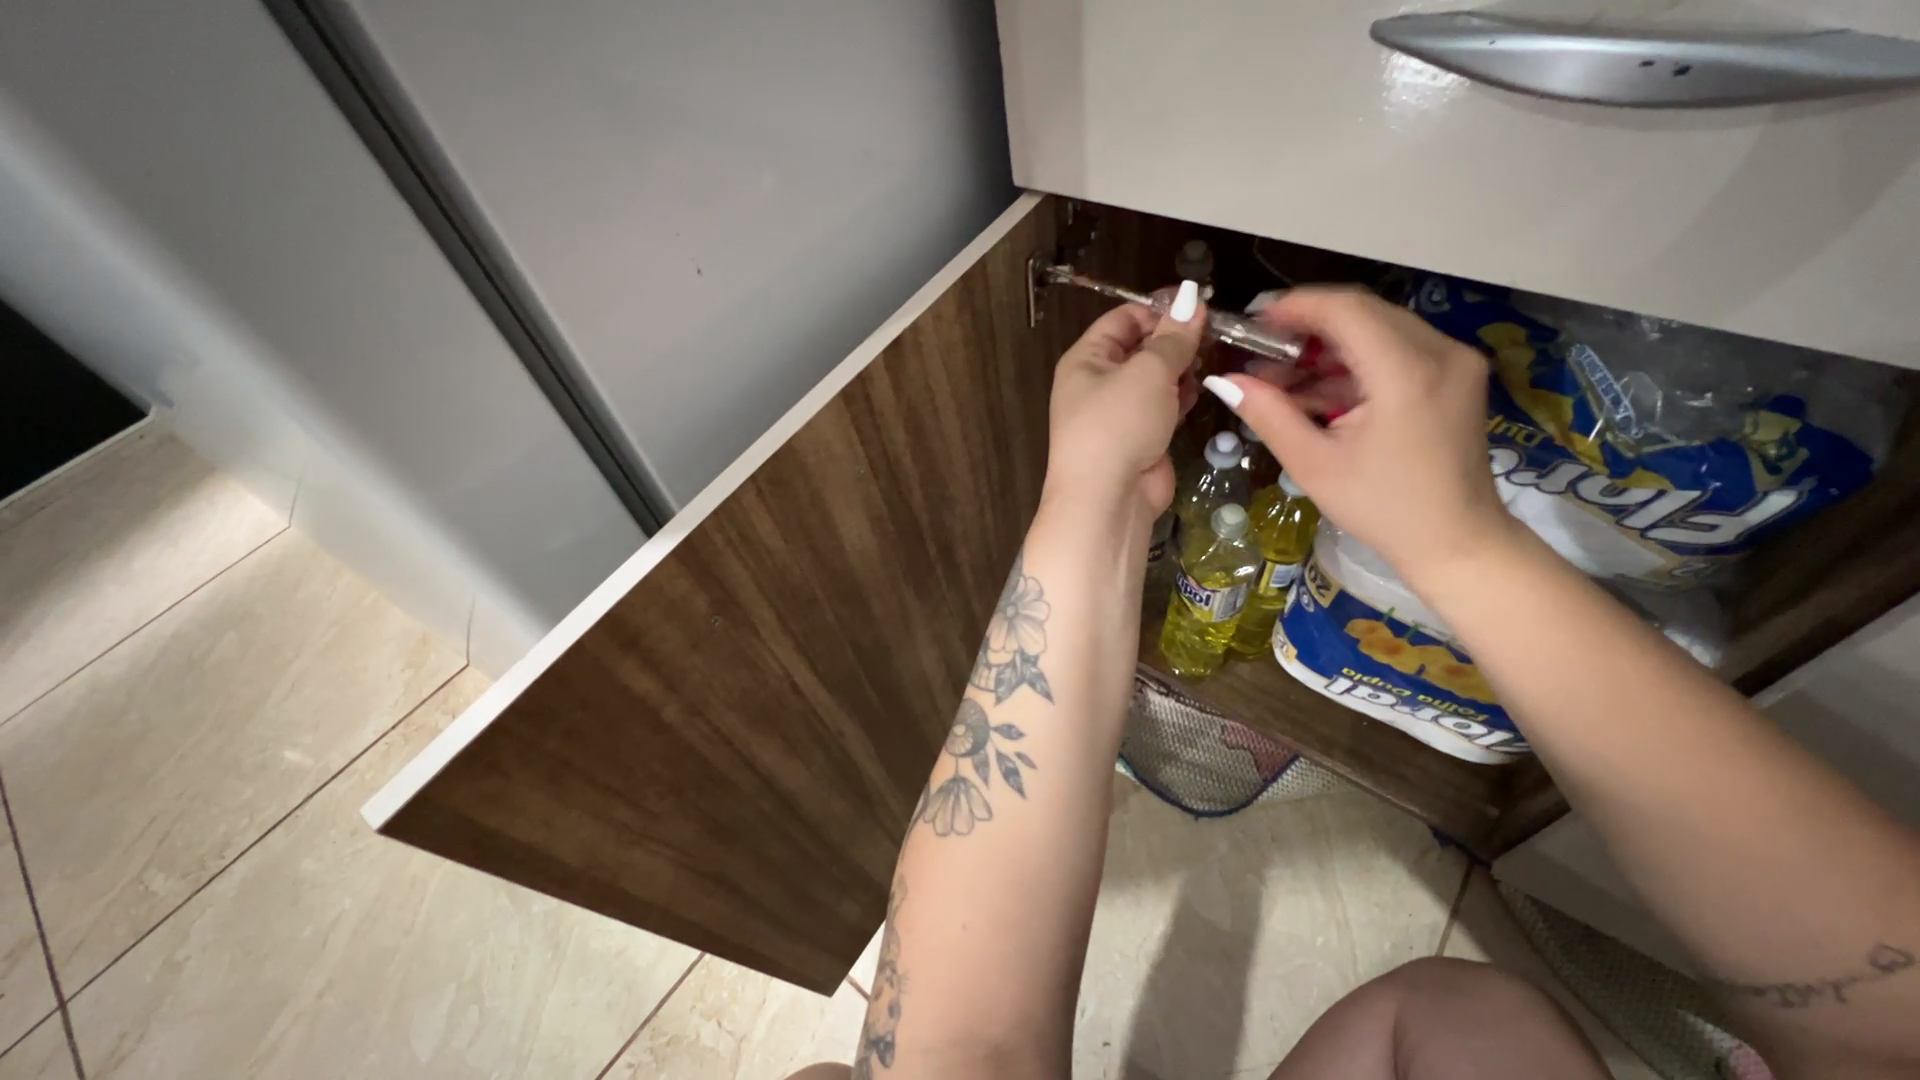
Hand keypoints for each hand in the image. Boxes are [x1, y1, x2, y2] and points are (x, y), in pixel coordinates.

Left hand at [1042, 284, 1204, 522]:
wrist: (1108, 498)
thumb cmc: (1119, 424)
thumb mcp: (1149, 371)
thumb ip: (1174, 336)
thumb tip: (1193, 298)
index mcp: (1086, 359)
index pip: (1123, 319)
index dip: (1159, 307)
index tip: (1201, 302)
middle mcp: (1097, 383)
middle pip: (1141, 347)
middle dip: (1174, 340)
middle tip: (1211, 334)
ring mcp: (1119, 413)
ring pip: (1156, 378)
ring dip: (1181, 369)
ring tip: (1207, 362)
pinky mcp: (1140, 437)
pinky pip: (1164, 406)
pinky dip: (1182, 397)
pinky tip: (1200, 390)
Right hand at [1204, 286, 1513, 582]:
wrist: (1456, 541)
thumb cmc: (1383, 509)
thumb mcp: (1314, 465)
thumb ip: (1268, 414)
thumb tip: (1223, 380)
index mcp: (1406, 373)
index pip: (1346, 310)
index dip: (1295, 306)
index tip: (1253, 320)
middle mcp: (1440, 352)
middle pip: (1362, 314)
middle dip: (1306, 328)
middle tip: (1260, 353)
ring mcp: (1454, 361)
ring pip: (1378, 329)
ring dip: (1328, 347)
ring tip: (1281, 378)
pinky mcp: (1455, 374)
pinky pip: (1396, 350)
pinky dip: (1354, 363)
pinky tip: (1317, 391)